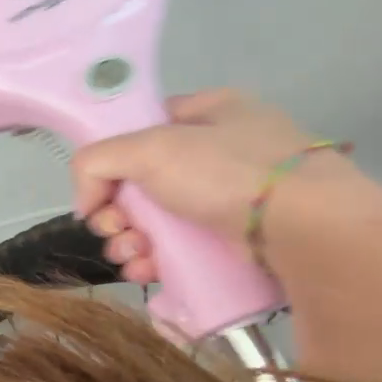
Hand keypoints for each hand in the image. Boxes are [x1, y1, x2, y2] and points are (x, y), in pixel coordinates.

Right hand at [72, 89, 339, 283]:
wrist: (295, 223)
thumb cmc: (226, 172)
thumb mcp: (150, 148)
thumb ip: (97, 161)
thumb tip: (85, 202)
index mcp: (206, 113)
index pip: (136, 130)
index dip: (108, 161)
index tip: (99, 187)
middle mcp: (211, 151)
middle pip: (130, 185)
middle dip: (113, 214)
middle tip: (119, 225)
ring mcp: (216, 195)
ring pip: (141, 223)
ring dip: (124, 243)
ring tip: (137, 252)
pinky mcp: (216, 235)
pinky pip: (162, 249)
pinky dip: (146, 261)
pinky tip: (147, 268)